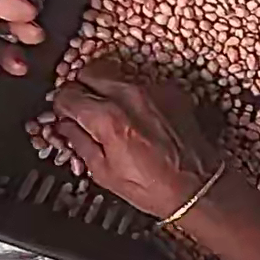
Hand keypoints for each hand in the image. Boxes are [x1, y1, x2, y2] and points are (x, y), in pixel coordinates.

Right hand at [39, 59, 220, 217]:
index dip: (61, 106)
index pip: (67, 94)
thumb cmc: (154, 187)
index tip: (64, 114)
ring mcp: (154, 91)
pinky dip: (135, 96)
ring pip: (117, 75)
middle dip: (82, 88)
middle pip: (90, 72)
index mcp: (108, 118)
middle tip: (83, 109)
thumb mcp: (104, 172)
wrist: (198, 187)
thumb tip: (65, 126)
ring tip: (112, 115)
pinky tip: (138, 118)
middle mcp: (131, 97)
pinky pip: (143, 84)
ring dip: (108, 90)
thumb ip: (79, 142)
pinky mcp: (172, 93)